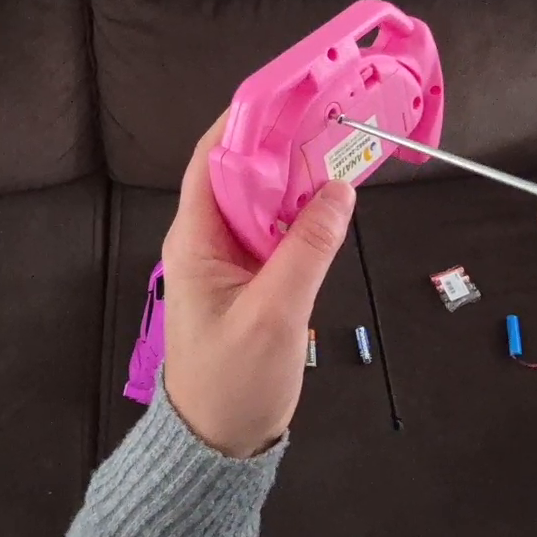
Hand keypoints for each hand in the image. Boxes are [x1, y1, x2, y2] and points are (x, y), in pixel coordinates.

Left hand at [161, 113, 357, 458]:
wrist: (218, 442)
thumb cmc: (233, 381)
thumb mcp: (275, 314)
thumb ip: (308, 250)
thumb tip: (340, 189)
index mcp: (195, 238)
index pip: (210, 159)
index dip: (242, 122)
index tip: (283, 94)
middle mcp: (207, 239)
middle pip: (239, 173)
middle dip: (277, 143)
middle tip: (323, 114)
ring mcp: (228, 258)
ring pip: (260, 200)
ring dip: (292, 177)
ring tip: (333, 145)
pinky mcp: (249, 277)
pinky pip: (274, 230)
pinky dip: (299, 212)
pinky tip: (328, 201)